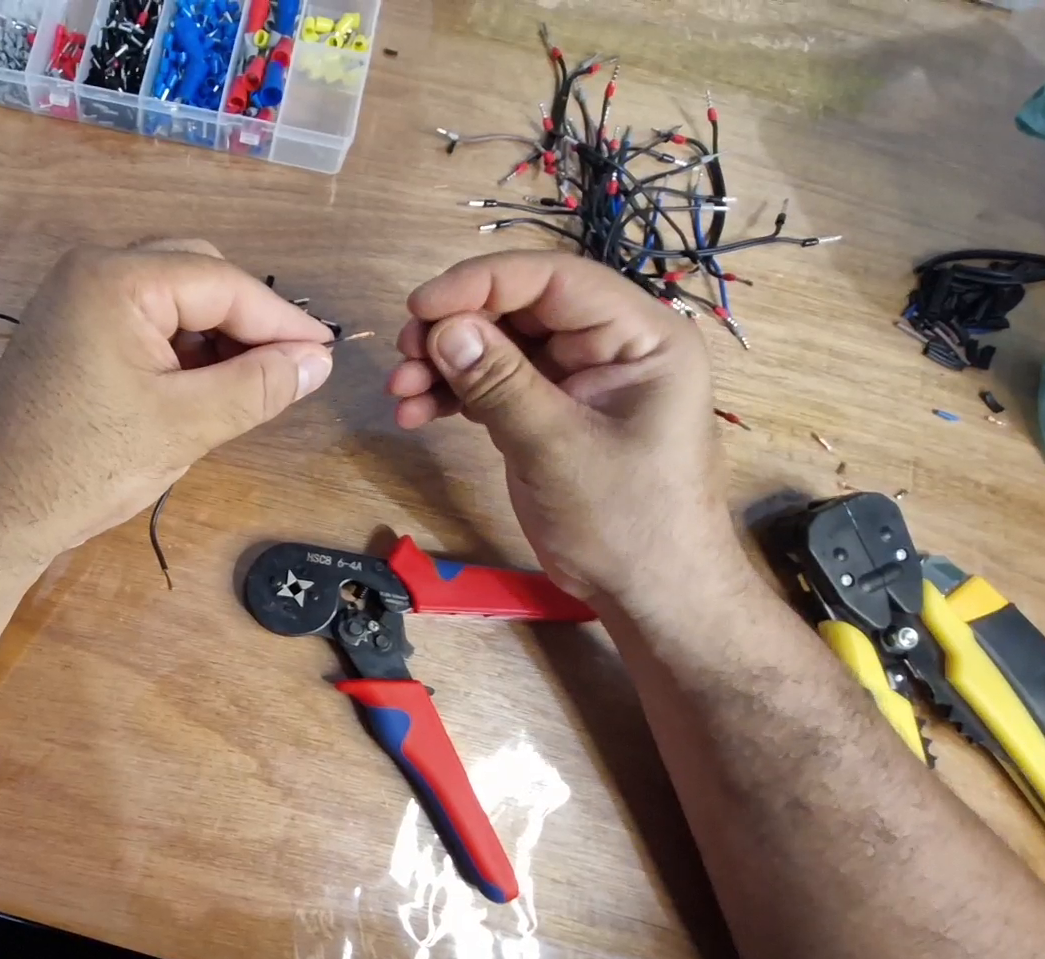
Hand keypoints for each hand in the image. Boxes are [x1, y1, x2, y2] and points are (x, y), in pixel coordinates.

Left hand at [0, 239, 335, 559]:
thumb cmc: (85, 468)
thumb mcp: (185, 426)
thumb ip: (258, 386)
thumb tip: (317, 360)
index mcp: (115, 279)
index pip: (222, 284)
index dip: (281, 321)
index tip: (325, 352)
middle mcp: (90, 271)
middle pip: (196, 276)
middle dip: (245, 323)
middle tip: (282, 371)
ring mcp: (72, 301)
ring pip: (169, 300)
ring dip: (213, 336)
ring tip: (243, 387)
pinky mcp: (66, 333)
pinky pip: (139, 323)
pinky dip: (177, 349)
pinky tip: (196, 388)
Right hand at [386, 251, 747, 612]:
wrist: (644, 591)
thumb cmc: (623, 520)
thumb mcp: (557, 447)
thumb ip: (500, 382)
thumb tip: (442, 330)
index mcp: (638, 338)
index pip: (555, 281)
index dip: (482, 284)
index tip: (418, 307)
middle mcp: (606, 347)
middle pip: (518, 311)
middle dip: (454, 329)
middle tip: (403, 357)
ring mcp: (573, 381)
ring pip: (497, 349)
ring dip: (443, 365)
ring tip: (400, 393)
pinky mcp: (546, 413)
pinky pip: (492, 386)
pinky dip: (452, 396)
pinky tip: (416, 414)